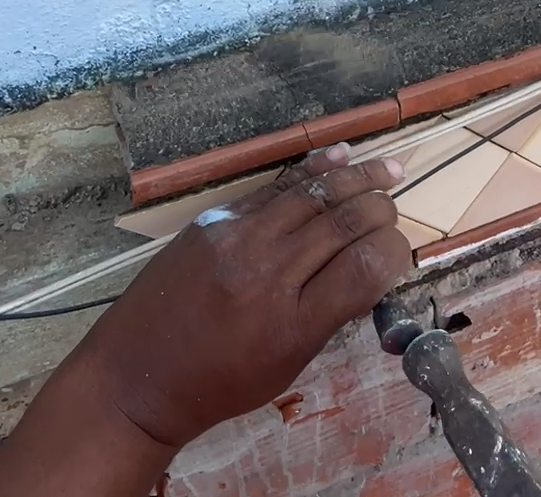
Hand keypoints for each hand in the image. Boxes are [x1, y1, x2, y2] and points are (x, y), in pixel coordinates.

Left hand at [0, 144, 413, 496]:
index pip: (364, 269)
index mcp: (291, 324)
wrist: (136, 373)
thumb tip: (370, 266)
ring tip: (388, 168)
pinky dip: (312, 170)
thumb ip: (329, 313)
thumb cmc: (217, 384)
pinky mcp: (216, 218)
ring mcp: (238, 238)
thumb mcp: (286, 365)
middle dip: (381, 208)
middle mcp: (267, 272)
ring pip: (312, 193)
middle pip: (343, 222)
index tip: (404, 249)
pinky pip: (274, 186)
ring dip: (357, 177)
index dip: (395, 251)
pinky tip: (339, 157)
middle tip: (397, 203)